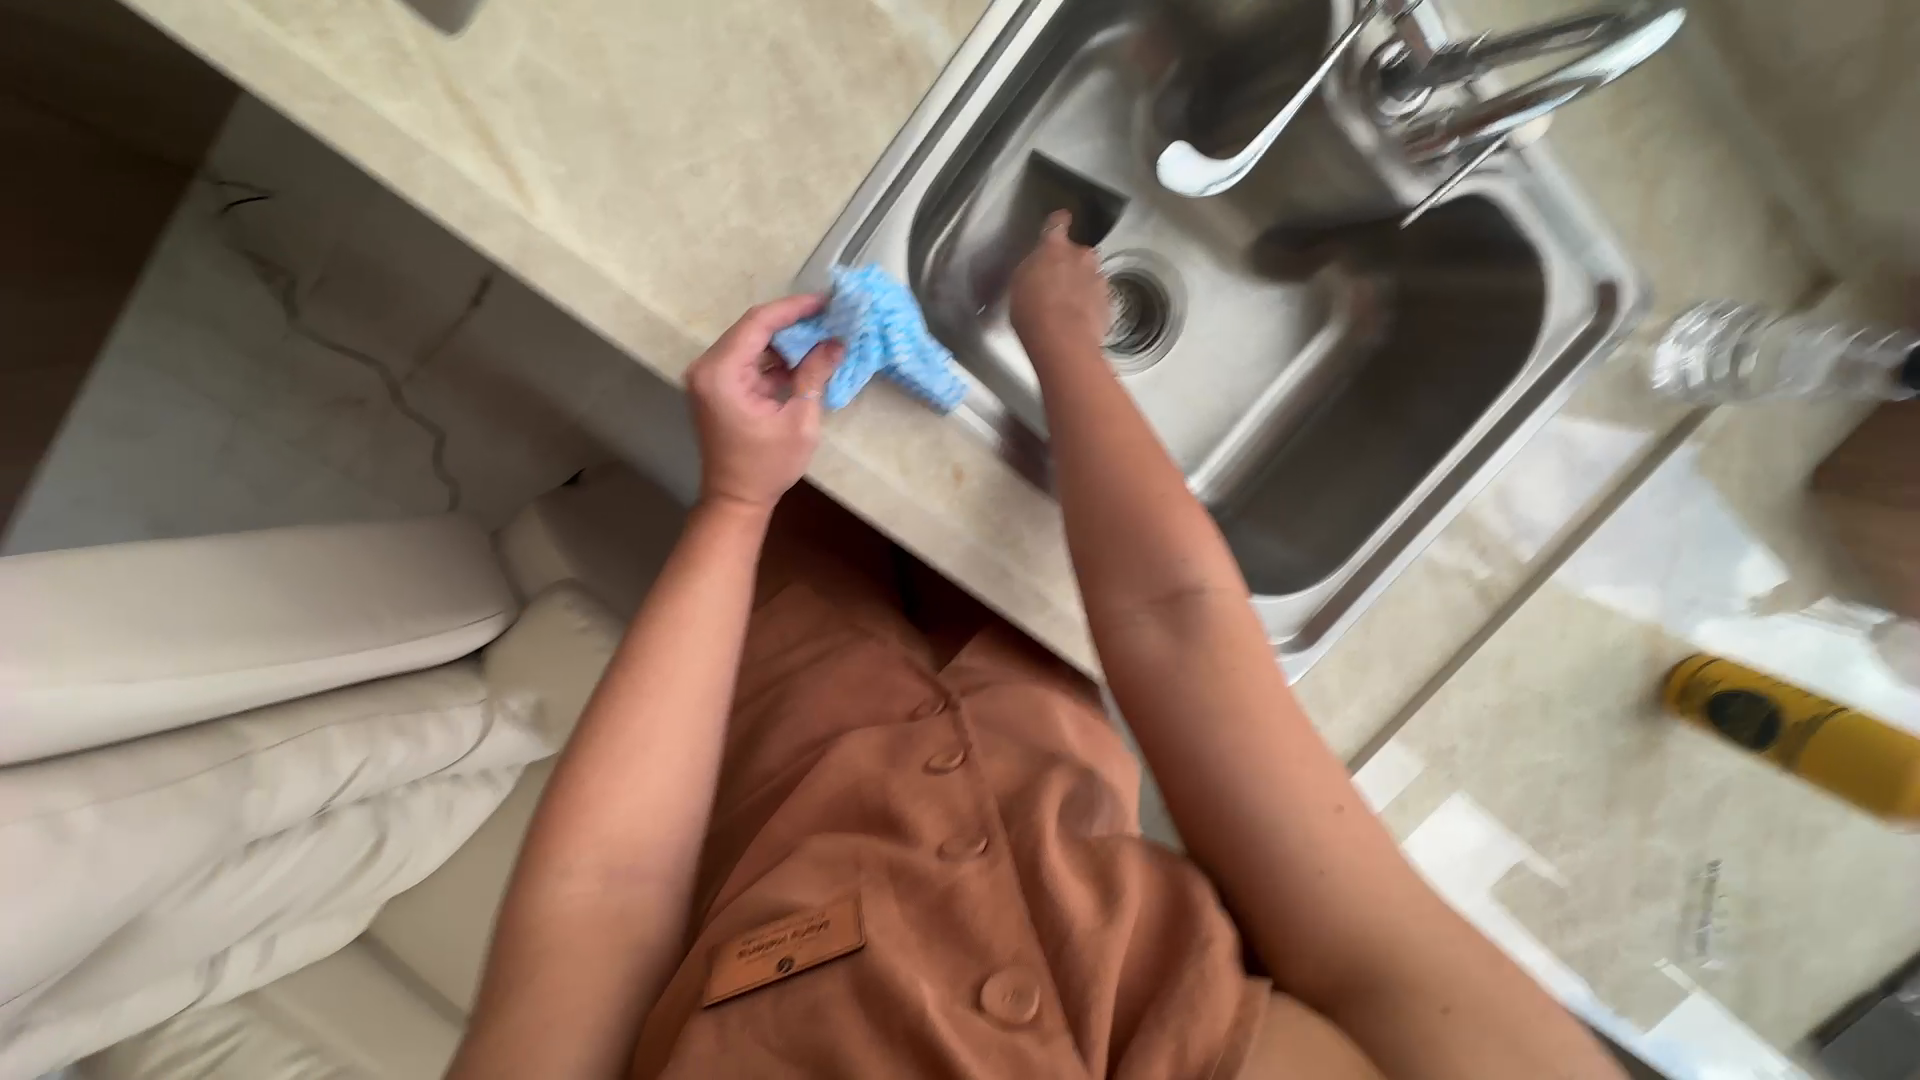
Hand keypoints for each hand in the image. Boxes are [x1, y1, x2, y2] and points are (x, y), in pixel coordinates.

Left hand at [684, 295, 843, 513]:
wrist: (736, 499)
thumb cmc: (767, 466)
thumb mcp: (799, 421)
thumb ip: (814, 375)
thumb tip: (835, 342)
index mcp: (721, 373)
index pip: (758, 323)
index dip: (793, 309)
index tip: (825, 302)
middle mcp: (707, 367)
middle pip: (752, 329)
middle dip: (791, 323)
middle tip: (828, 318)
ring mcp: (709, 377)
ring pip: (751, 343)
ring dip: (784, 341)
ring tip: (821, 337)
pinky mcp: (717, 388)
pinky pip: (747, 361)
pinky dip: (774, 360)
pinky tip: (802, 362)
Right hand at [1009, 211, 1109, 352]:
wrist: (1063, 341)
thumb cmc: (1033, 312)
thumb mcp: (1019, 284)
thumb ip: (1033, 267)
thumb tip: (1039, 267)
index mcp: (1054, 247)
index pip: (1058, 223)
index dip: (1059, 221)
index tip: (1062, 219)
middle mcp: (1081, 257)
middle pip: (1078, 253)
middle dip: (1070, 263)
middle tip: (1057, 283)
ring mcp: (1098, 279)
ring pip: (1090, 276)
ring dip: (1081, 285)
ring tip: (1066, 307)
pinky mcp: (1108, 302)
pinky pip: (1097, 298)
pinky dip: (1090, 305)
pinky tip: (1077, 321)